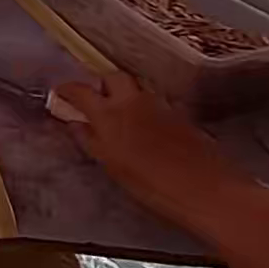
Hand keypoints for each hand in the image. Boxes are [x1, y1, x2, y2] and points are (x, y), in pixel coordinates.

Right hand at [54, 73, 268, 239]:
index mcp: (109, 112)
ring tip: (120, 117)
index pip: (80, 90)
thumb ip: (90, 140)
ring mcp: (158, 103)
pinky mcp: (178, 113)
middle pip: (111, 77)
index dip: (67, 89)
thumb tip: (74, 123)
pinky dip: (142, 106)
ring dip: (123, 94)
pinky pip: (152, 100)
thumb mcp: (112, 166)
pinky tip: (144, 129)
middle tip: (95, 103)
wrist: (208, 190)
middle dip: (101, 85)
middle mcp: (132, 99)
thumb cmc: (152, 184)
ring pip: (134, 87)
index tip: (59, 93)